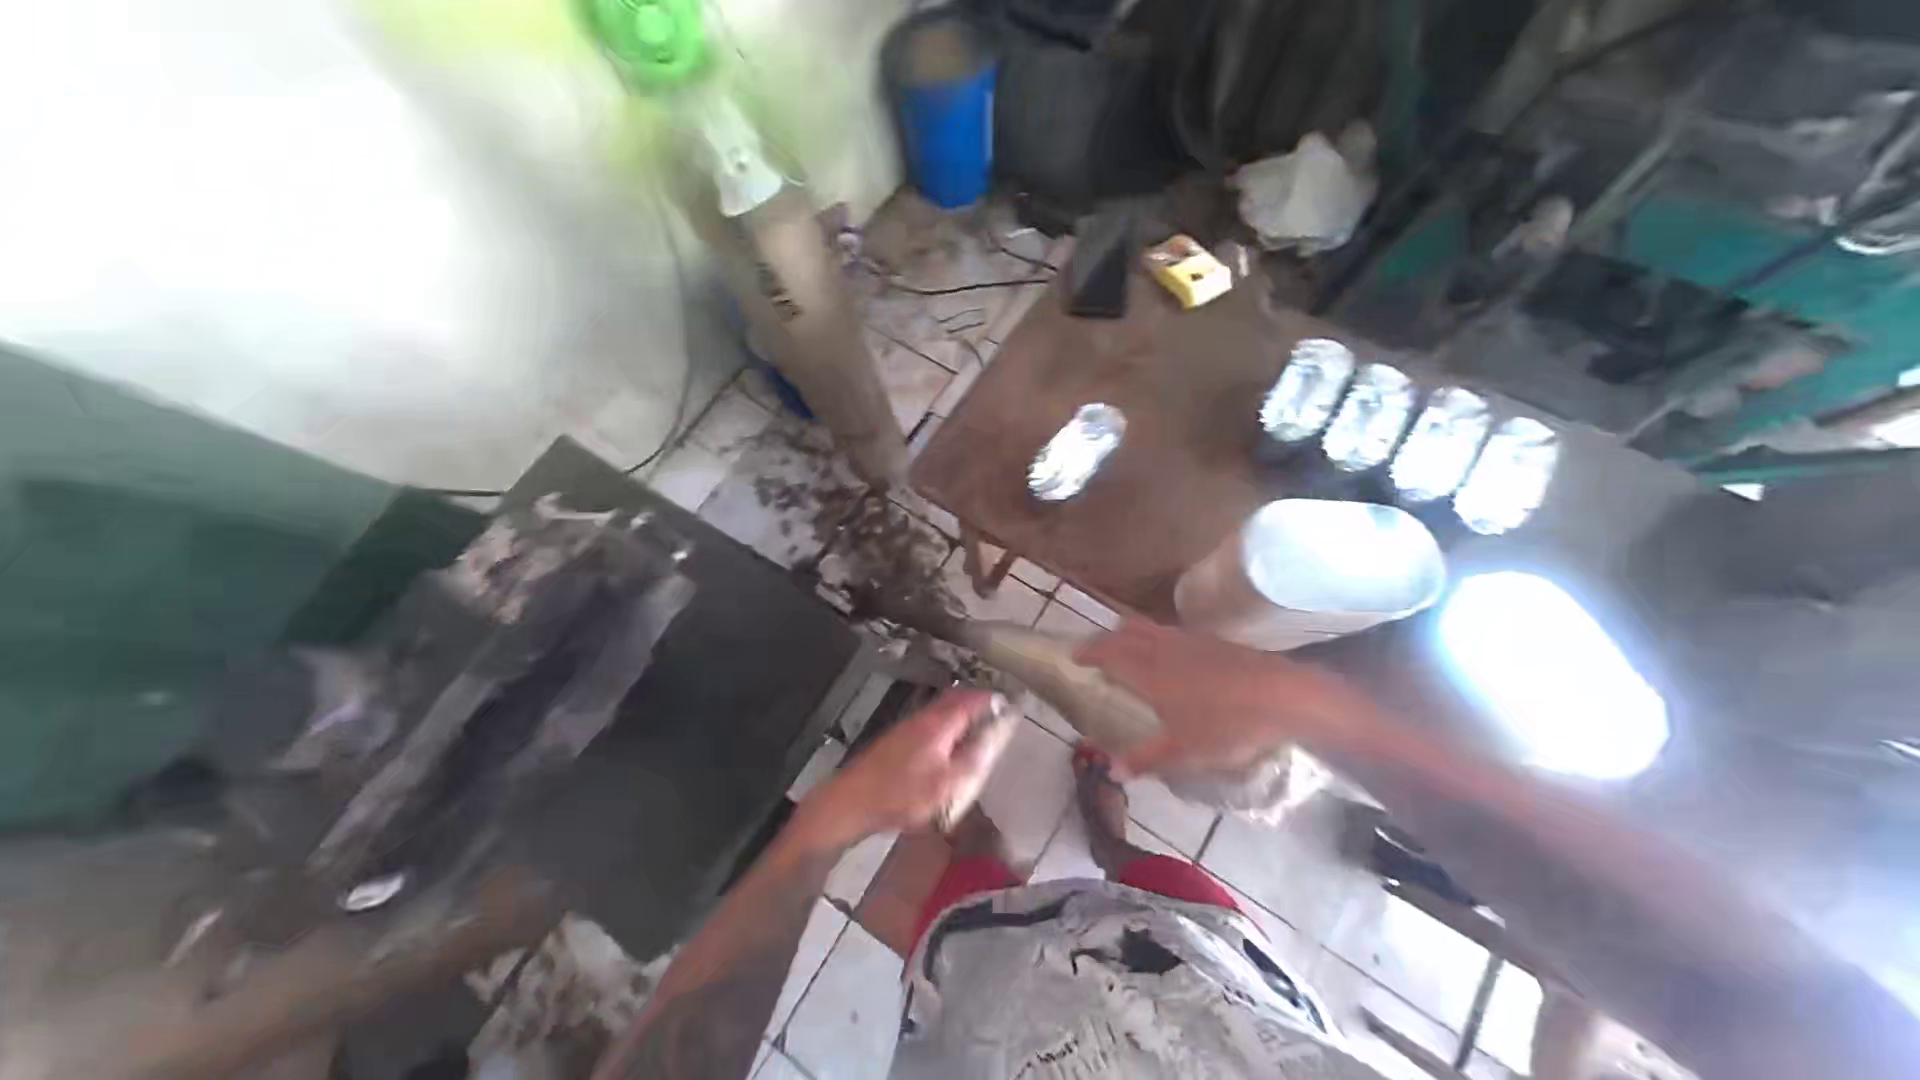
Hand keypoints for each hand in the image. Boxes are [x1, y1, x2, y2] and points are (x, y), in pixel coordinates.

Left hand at [789, 690, 1015, 852]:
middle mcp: (923, 718)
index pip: (971, 700)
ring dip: (962, 712)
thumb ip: (972, 761)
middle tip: (997, 710)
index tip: (1010, 702)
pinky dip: (948, 724)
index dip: (992, 699)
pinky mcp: (898, 739)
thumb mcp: (945, 786)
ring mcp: (908, 726)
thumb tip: (992, 740)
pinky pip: (931, 721)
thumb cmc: (900, 795)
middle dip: (977, 701)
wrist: (852, 801)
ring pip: (942, 710)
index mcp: (939, 725)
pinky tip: (950, 743)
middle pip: (955, 700)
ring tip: (979, 726)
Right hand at [1075, 620, 1366, 777]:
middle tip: (1098, 653)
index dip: (1089, 651)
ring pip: (1150, 628)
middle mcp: (1164, 648)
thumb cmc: (1228, 725)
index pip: (1108, 651)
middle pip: (1126, 632)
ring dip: (1132, 635)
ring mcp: (1191, 641)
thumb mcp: (1184, 751)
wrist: (1285, 696)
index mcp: (1149, 671)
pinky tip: (1172, 658)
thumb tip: (1111, 771)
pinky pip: (1173, 633)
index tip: (1075, 656)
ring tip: (1130, 652)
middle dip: (1107, 639)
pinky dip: (1158, 639)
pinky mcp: (1214, 641)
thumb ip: (1145, 759)